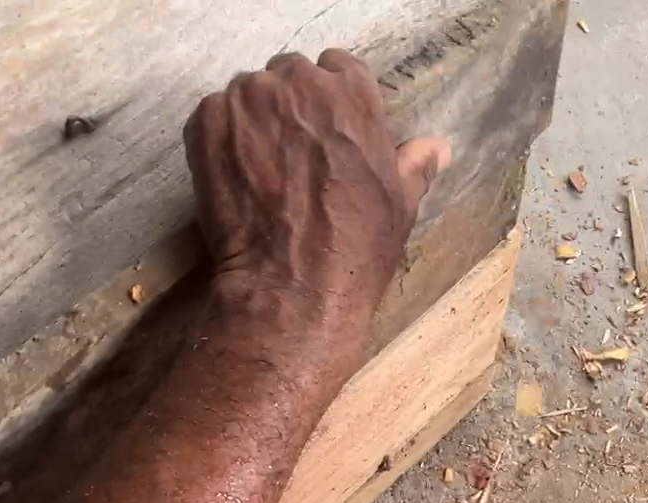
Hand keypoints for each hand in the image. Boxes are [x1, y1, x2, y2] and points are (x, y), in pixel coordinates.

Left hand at [185, 50, 449, 363]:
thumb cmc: (356, 250)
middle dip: (296, 110)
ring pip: (252, 95)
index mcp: (351, 95)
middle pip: (293, 77)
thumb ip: (414, 165)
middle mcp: (298, 84)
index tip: (332, 137)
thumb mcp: (399, 207)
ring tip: (269, 176)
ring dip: (259, 123)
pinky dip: (227, 143)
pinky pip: (217, 117)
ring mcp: (247, 100)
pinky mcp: (208, 123)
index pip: (341, 70)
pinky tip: (243, 183)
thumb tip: (439, 147)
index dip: (337, 106)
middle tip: (300, 161)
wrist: (293, 287)